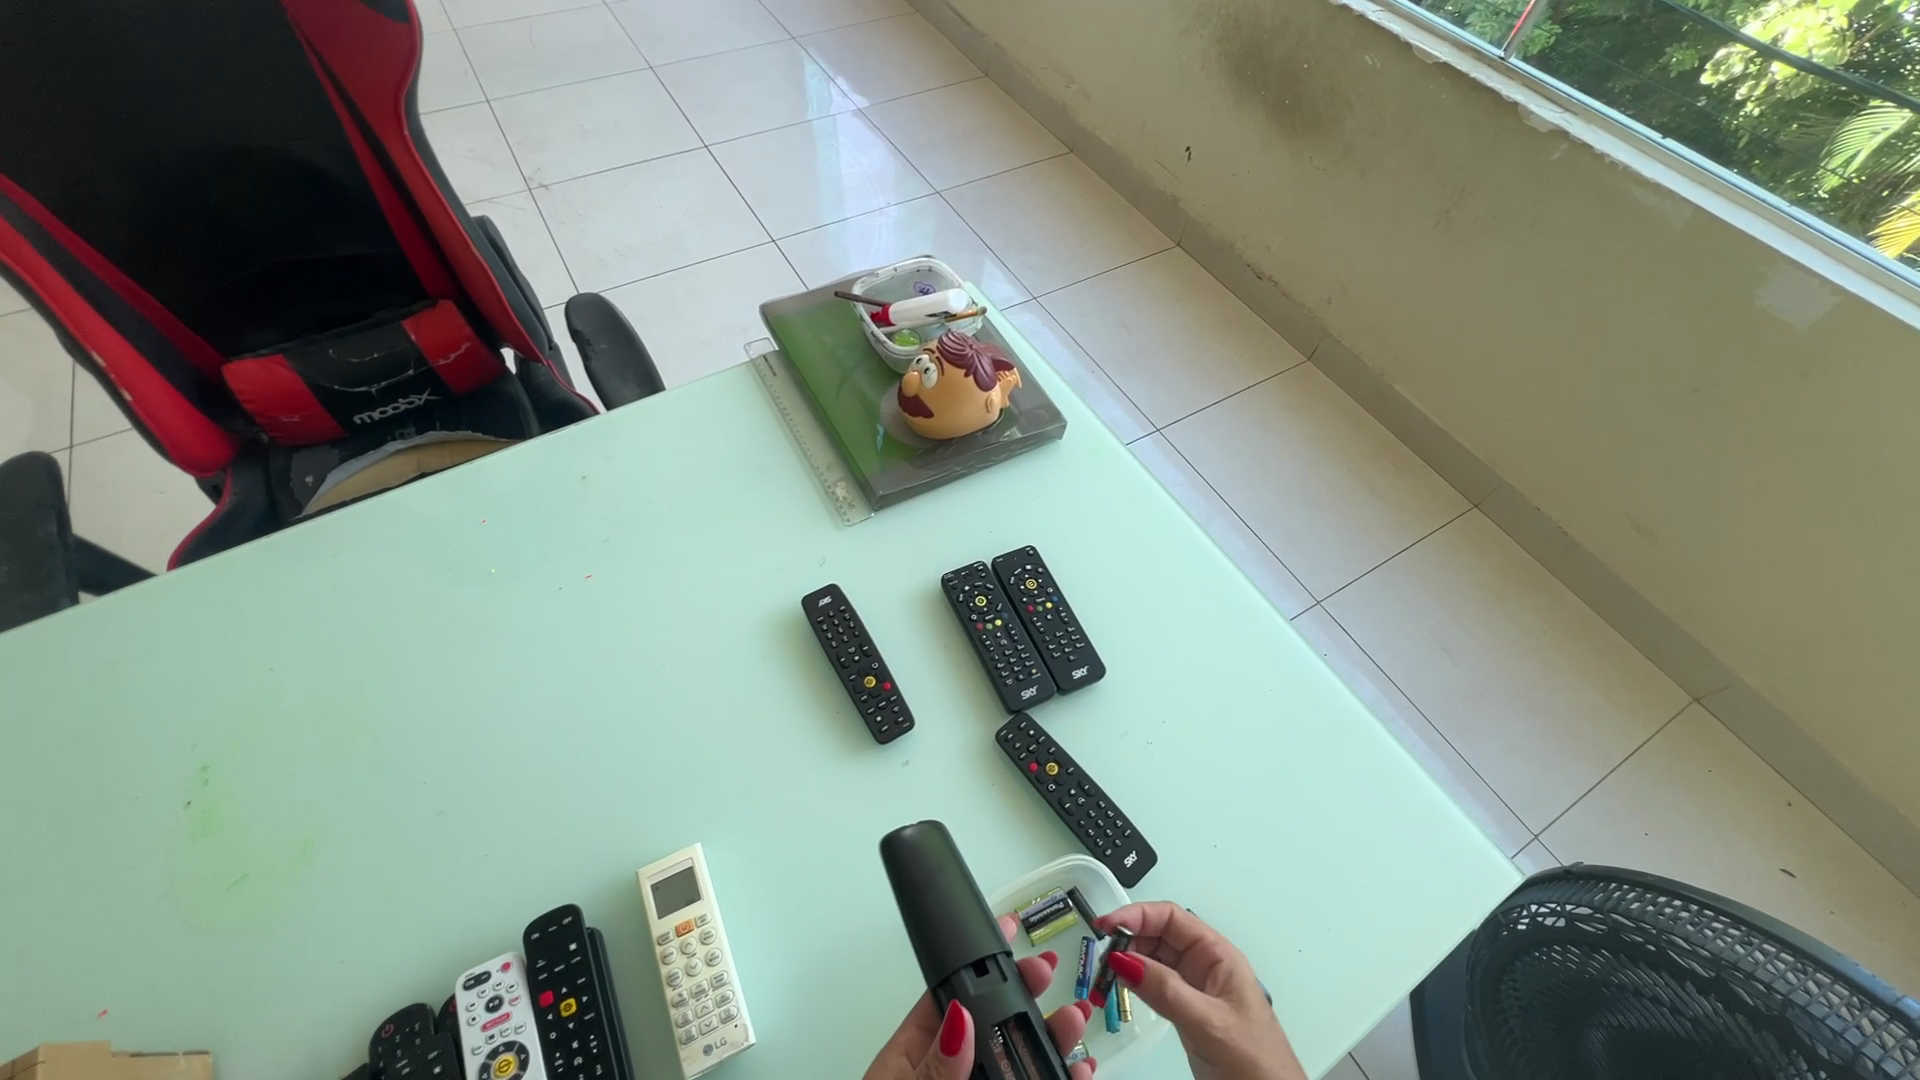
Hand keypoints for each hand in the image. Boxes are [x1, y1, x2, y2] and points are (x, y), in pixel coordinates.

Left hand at [863, 914, 1096, 1079]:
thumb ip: (935, 1070)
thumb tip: (960, 1022)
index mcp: (913, 1057)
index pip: (951, 997)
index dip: (983, 965)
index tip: (1009, 934)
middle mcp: (948, 1074)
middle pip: (993, 1026)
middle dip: (1026, 999)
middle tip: (1053, 975)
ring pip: (1018, 1064)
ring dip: (1051, 1043)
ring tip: (1075, 1021)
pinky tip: (1080, 1075)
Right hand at [1095, 902, 1304, 1079]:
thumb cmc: (1253, 1063)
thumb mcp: (1208, 1023)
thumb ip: (1165, 990)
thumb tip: (1121, 958)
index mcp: (1218, 955)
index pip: (1172, 918)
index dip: (1138, 915)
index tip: (1106, 926)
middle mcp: (1205, 964)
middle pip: (1160, 934)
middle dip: (1129, 938)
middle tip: (1101, 955)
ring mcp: (1196, 988)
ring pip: (1154, 958)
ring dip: (1128, 960)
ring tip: (1105, 972)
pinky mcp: (1187, 1010)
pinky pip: (1155, 984)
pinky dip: (1135, 982)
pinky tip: (1120, 986)